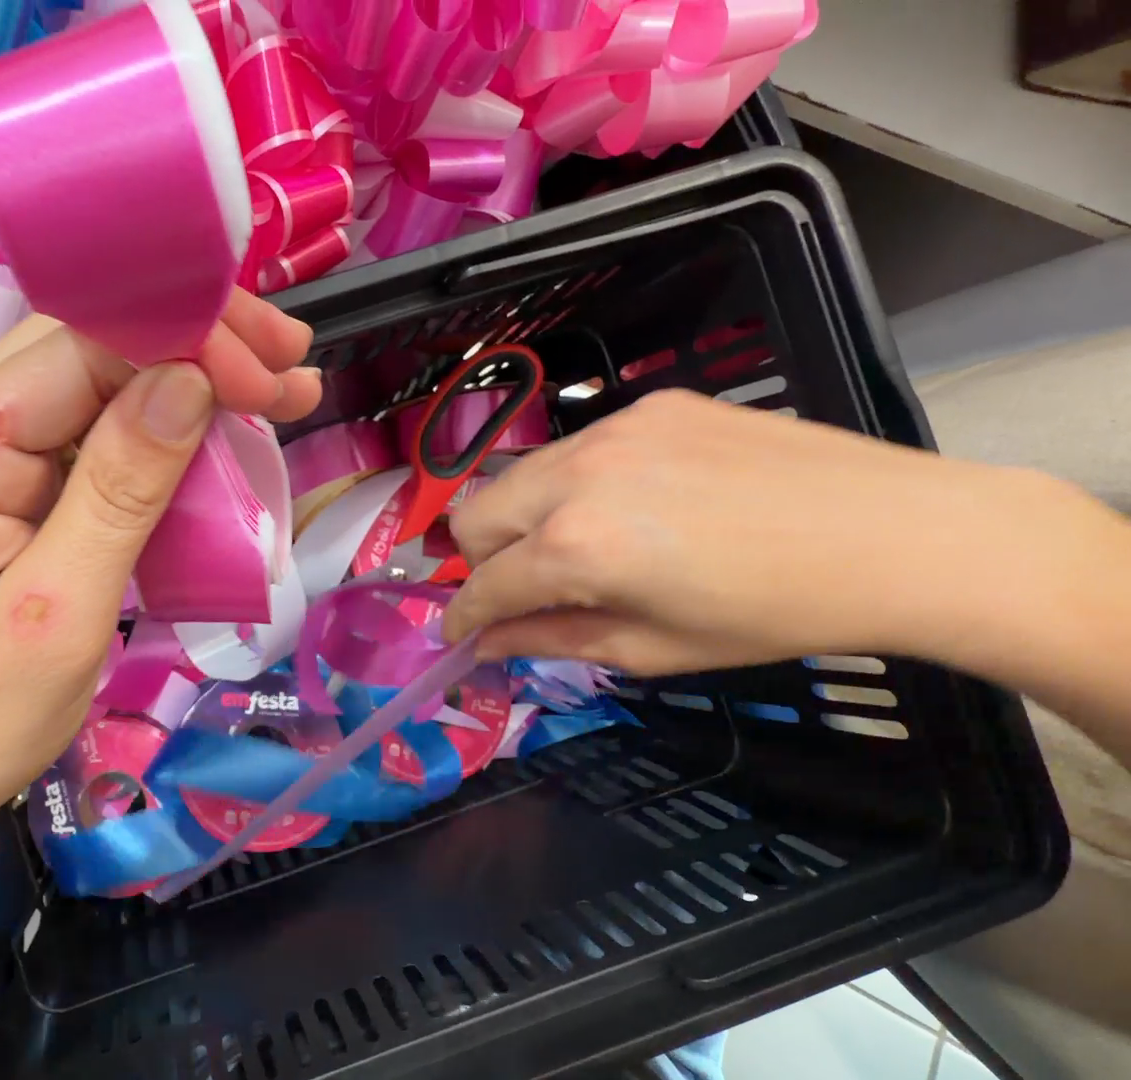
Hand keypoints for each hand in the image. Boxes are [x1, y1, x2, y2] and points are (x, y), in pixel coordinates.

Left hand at [0, 290, 318, 866]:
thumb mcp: (61, 616)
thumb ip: (118, 494)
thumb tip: (189, 381)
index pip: (74, 350)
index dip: (179, 342)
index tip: (270, 372)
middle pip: (83, 343)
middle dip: (194, 340)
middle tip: (291, 361)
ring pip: (93, 376)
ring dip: (187, 373)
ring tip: (279, 388)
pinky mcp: (9, 484)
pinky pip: (91, 427)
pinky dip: (163, 422)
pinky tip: (222, 427)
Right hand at [440, 389, 1066, 675]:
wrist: (901, 536)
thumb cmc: (775, 614)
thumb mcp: (652, 648)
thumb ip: (550, 640)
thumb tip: (485, 645)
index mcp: (576, 548)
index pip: (482, 585)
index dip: (463, 619)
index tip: (461, 636)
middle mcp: (575, 477)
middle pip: (471, 516)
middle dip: (481, 562)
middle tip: (524, 588)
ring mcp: (611, 430)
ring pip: (516, 476)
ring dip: (523, 519)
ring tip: (582, 544)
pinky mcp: (649, 406)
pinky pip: (576, 449)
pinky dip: (577, 484)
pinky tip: (636, 504)